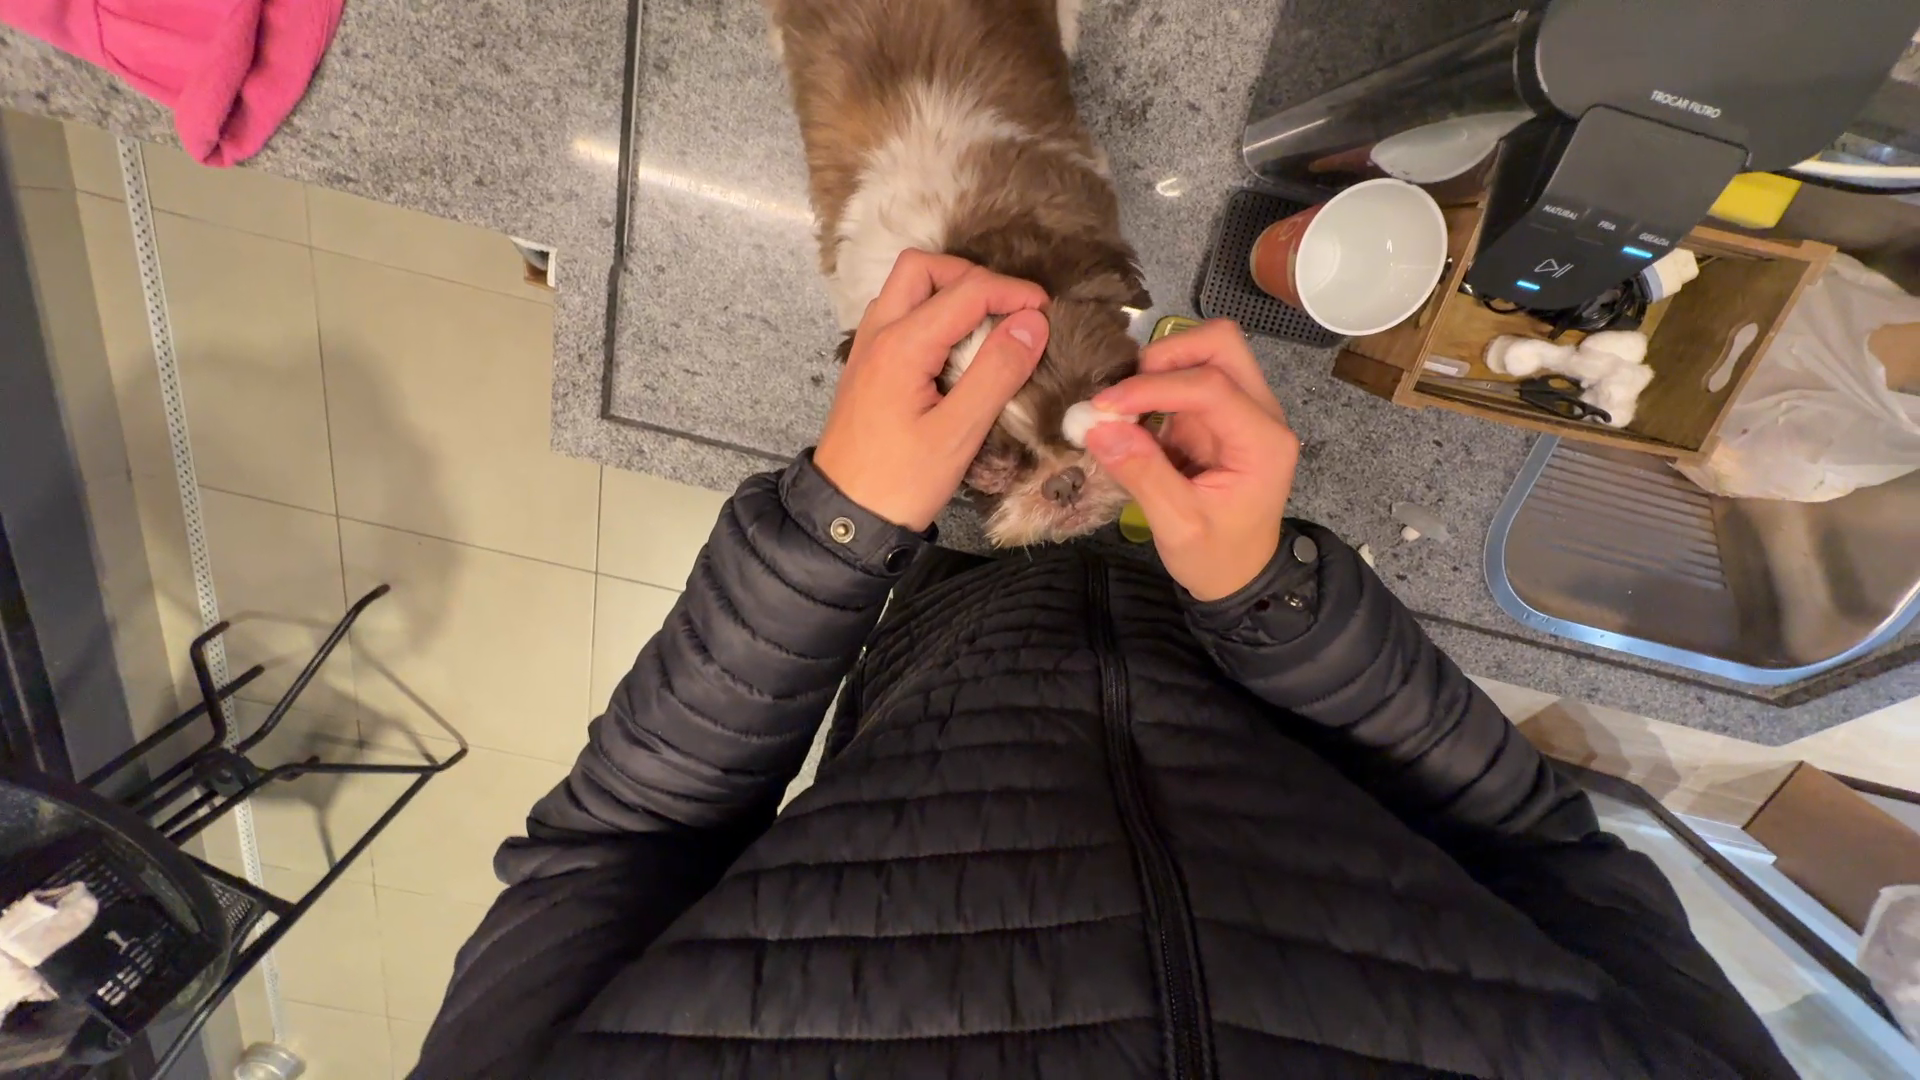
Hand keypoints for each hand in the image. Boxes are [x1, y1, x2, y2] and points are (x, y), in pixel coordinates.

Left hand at [814, 250, 1050, 529]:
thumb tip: (1032, 324)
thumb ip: (996, 373)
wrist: (845, 517)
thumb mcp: (958, 433)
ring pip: (905, 290)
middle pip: (922, 269)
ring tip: (986, 324)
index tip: (1046, 312)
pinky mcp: (866, 369)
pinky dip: (930, 314)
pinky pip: (897, 317)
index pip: (966, 290)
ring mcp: (866, 350)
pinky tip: (954, 348)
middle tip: (1008, 308)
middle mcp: (878, 334)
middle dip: (971, 276)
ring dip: (947, 292)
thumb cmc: (902, 482)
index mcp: (902, 345)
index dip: (1012, 292)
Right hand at [1084, 320, 1298, 600]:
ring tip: (1124, 405)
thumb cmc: (1217, 556)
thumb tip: (1097, 428)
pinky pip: (1188, 378)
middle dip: (1165, 356)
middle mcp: (1260, 414)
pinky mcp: (1217, 417)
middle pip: (1221, 344)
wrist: (1240, 576)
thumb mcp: (1177, 526)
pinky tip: (1131, 415)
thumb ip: (1142, 474)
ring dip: (1160, 367)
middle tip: (1123, 392)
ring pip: (1206, 352)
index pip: (1210, 386)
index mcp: (1262, 442)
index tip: (1103, 408)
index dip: (1151, 388)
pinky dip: (1155, 386)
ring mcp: (1240, 410)